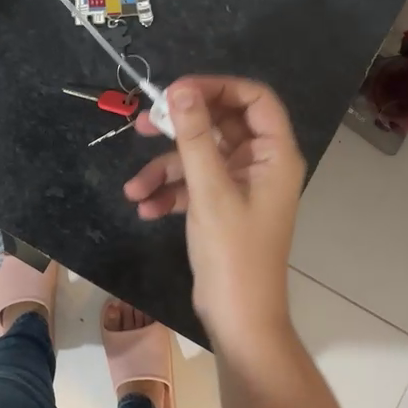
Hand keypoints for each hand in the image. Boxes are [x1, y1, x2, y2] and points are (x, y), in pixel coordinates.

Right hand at [123, 77, 305, 348]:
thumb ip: (194, 137)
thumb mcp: (210, 191)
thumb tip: (179, 90)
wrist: (239, 319)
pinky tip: (146, 208)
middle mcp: (261, 163)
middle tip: (143, 125)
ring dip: (165, 168)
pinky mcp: (223, 205)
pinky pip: (195, 183)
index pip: (253, 98)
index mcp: (274, 154)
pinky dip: (170, 192)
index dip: (215, 88)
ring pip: (201, 156)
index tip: (176, 91)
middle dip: (180, 128)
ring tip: (133, 187)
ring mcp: (242, 185)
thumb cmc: (234, 253)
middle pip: (220, 124)